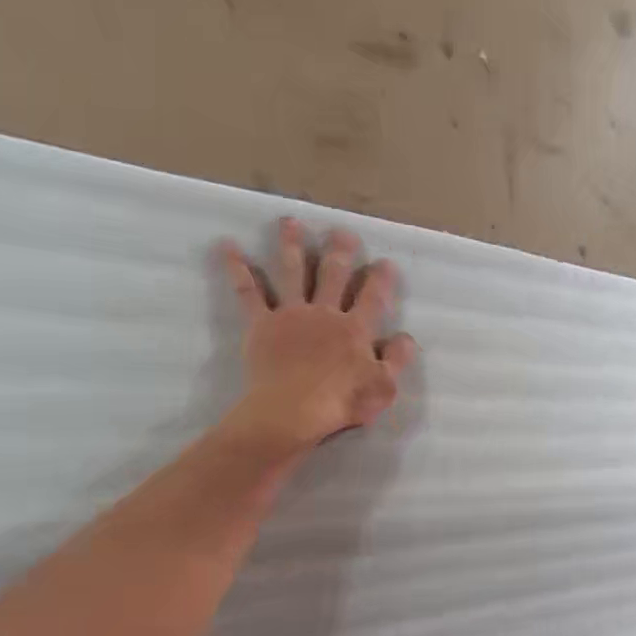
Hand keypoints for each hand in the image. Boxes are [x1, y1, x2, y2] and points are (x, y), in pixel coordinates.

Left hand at [217, 217, 417, 454]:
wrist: (293, 412)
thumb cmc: (341, 403)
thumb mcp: (383, 388)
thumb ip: (396, 360)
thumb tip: (406, 337)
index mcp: (355, 329)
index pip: (372, 297)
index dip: (381, 279)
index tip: (385, 263)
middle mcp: (325, 313)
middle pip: (334, 275)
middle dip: (340, 251)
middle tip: (342, 232)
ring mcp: (292, 314)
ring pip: (293, 272)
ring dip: (292, 245)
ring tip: (290, 223)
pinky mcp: (262, 324)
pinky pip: (248, 292)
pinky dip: (237, 268)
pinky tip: (228, 247)